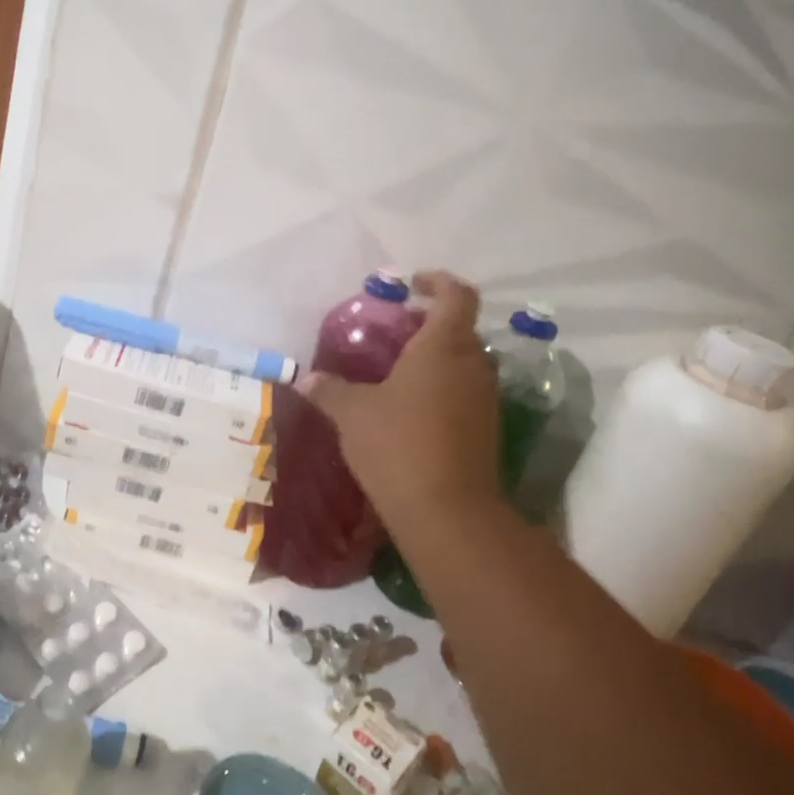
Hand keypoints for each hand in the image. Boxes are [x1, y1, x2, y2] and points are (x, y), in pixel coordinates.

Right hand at [303, 271, 502, 528]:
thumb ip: (331, 391)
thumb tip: (307, 379)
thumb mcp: (352, 414)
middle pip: (460, 329)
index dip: (438, 282)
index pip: (456, 295)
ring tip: (396, 374)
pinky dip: (441, 391)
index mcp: (443, 346)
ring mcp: (484, 399)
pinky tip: (409, 411)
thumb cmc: (398, 445)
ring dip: (436, 360)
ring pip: (463, 364)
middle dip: (429, 325)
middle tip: (393, 334)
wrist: (447, 512)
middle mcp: (472, 365)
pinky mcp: (486, 430)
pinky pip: (464, 394)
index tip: (413, 285)